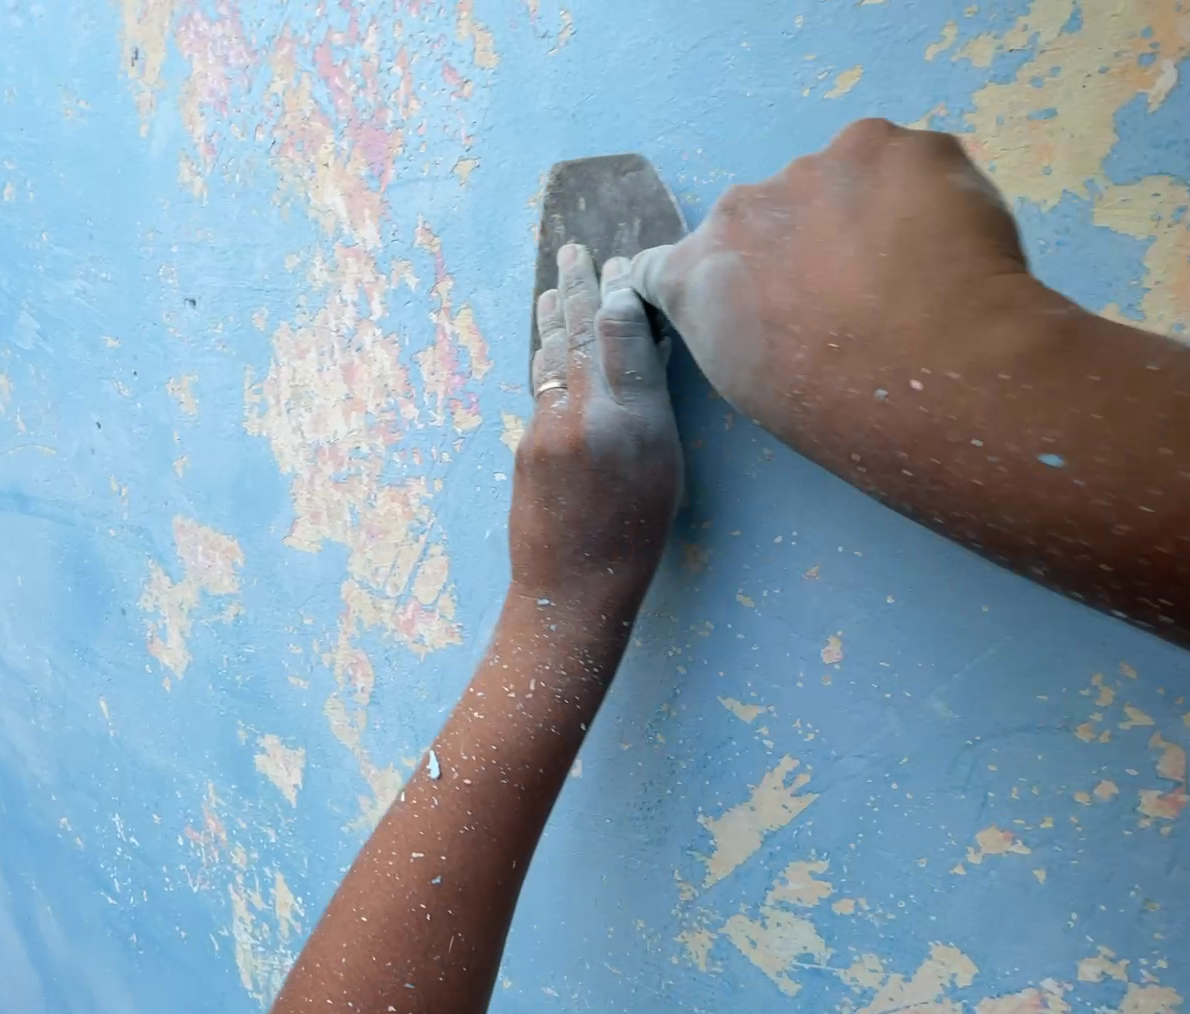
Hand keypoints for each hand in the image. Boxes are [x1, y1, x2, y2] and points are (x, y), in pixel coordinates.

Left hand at [509, 244, 681, 608]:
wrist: (571, 587)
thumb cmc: (634, 537)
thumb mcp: (665, 470)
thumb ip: (651, 407)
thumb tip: (641, 357)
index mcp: (635, 421)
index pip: (623, 331)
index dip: (622, 291)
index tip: (622, 265)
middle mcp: (586, 413)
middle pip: (580, 332)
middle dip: (578, 285)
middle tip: (573, 250)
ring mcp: (547, 426)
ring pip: (550, 355)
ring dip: (551, 316)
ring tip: (553, 285)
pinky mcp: (523, 442)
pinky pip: (539, 386)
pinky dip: (545, 357)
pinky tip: (546, 344)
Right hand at [630, 118, 1064, 463]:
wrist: (935, 381)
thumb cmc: (834, 408)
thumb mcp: (749, 384)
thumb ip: (732, 325)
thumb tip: (759, 305)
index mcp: (695, 274)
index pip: (664, 263)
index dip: (705, 277)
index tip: (738, 294)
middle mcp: (739, 208)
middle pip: (764, 218)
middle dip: (797, 244)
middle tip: (847, 296)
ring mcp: (815, 166)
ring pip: (835, 183)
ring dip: (858, 216)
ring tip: (904, 277)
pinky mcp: (892, 145)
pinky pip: (901, 167)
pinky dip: (920, 198)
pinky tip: (942, 247)